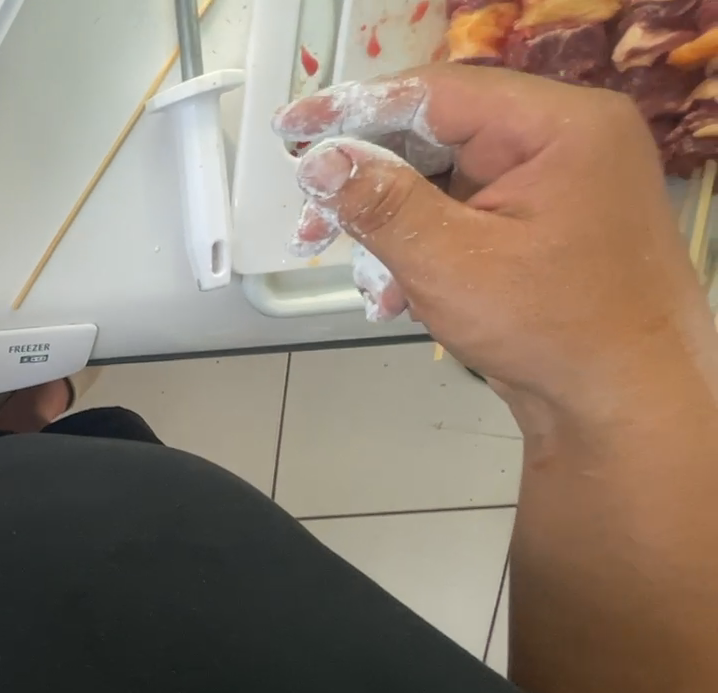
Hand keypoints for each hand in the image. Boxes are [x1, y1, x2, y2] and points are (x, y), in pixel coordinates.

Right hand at [273, 65, 717, 419]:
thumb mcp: (446, 258)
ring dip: (382, 228)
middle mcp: (556, 140)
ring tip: (358, 273)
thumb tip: (320, 161)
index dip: (354, 108)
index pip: (436, 94)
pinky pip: (450, 215)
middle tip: (308, 226)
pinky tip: (394, 292)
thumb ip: (380, 203)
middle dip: (362, 184)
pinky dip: (410, 250)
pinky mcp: (528, 219)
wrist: (613, 387)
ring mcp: (544, 181)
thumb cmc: (545, 321)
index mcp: (556, 127)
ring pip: (432, 182)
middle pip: (431, 137)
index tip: (290, 126)